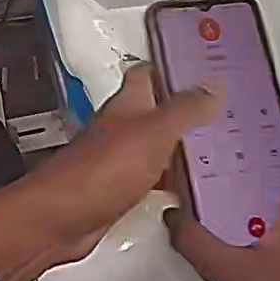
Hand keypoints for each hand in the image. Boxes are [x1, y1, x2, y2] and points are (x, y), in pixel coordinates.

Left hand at [0, 64, 218, 280]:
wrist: (63, 217)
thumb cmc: (98, 170)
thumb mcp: (155, 132)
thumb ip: (186, 109)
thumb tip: (213, 86)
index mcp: (128, 103)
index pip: (149, 72)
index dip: (172, 65)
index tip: (199, 63)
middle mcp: (122, 126)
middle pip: (156, 108)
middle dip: (184, 107)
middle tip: (216, 107)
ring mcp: (119, 157)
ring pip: (156, 142)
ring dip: (180, 143)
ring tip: (214, 143)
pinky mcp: (119, 187)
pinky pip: (153, 175)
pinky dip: (171, 177)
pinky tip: (187, 185)